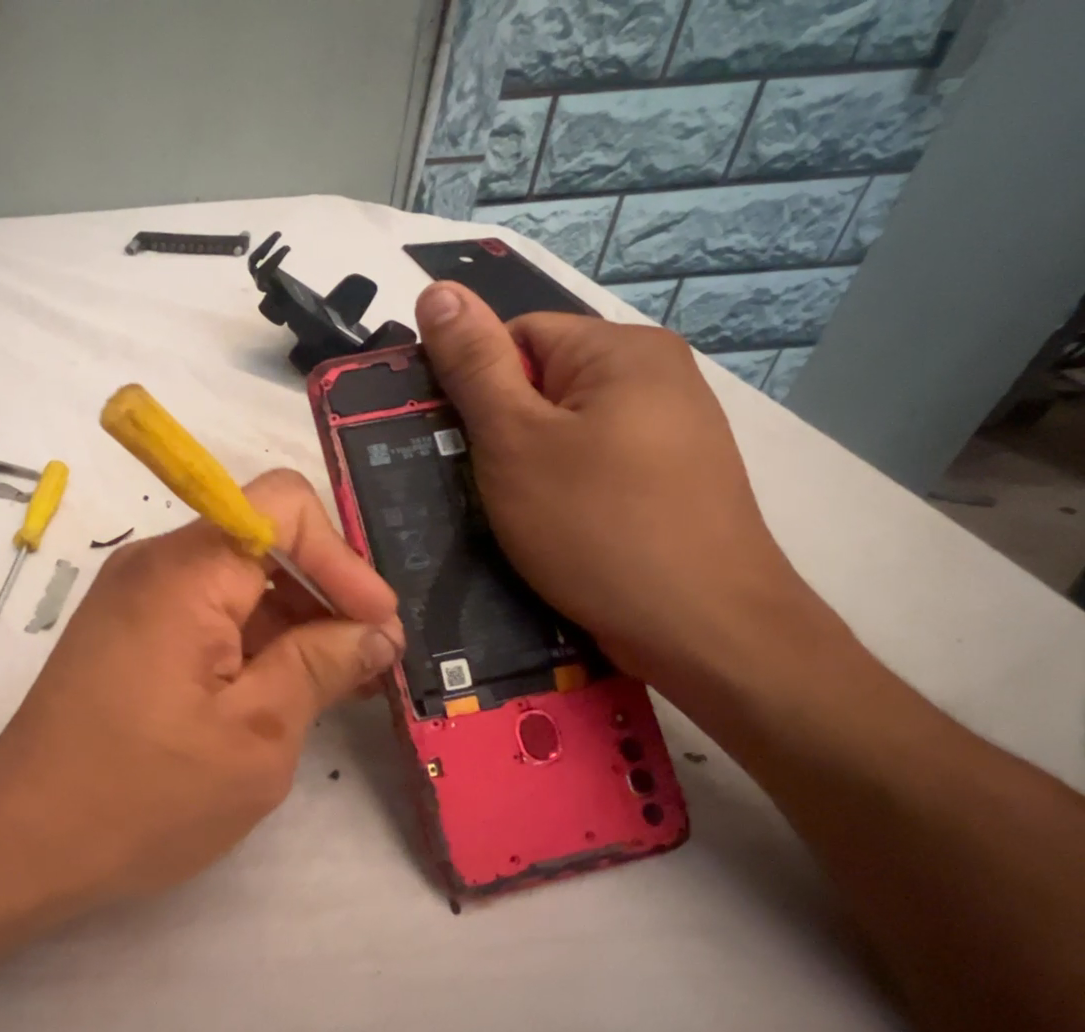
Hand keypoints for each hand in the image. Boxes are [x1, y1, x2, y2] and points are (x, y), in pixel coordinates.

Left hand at [0, 470, 402, 908]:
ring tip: (337, 687)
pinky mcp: (125, 634)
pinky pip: (203, 614)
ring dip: (292, 623)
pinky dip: (250, 643)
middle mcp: (153, 565)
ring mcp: (133, 599)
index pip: (283, 505)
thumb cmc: (142, 795)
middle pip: (260, 540)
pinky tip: (283, 693)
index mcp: (184, 571)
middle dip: (324, 592)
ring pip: (234, 581)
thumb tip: (374, 630)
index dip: (342, 557)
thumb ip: (319, 666)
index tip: (378, 625)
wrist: (22, 841)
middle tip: (370, 663)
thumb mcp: (255, 737)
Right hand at [412, 282, 824, 686]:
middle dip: (501, 429)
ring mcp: (676, 428)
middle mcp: (658, 373)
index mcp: (621, 348)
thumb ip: (473, 364)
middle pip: (541, 381)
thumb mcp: (513, 440)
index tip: (458, 445)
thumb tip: (437, 288)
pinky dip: (565, 488)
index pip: (514, 336)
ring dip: (528, 464)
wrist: (705, 631)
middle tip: (482, 486)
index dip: (473, 387)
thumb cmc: (596, 527)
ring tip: (517, 513)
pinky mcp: (677, 477)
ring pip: (566, 428)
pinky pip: (597, 462)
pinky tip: (558, 529)